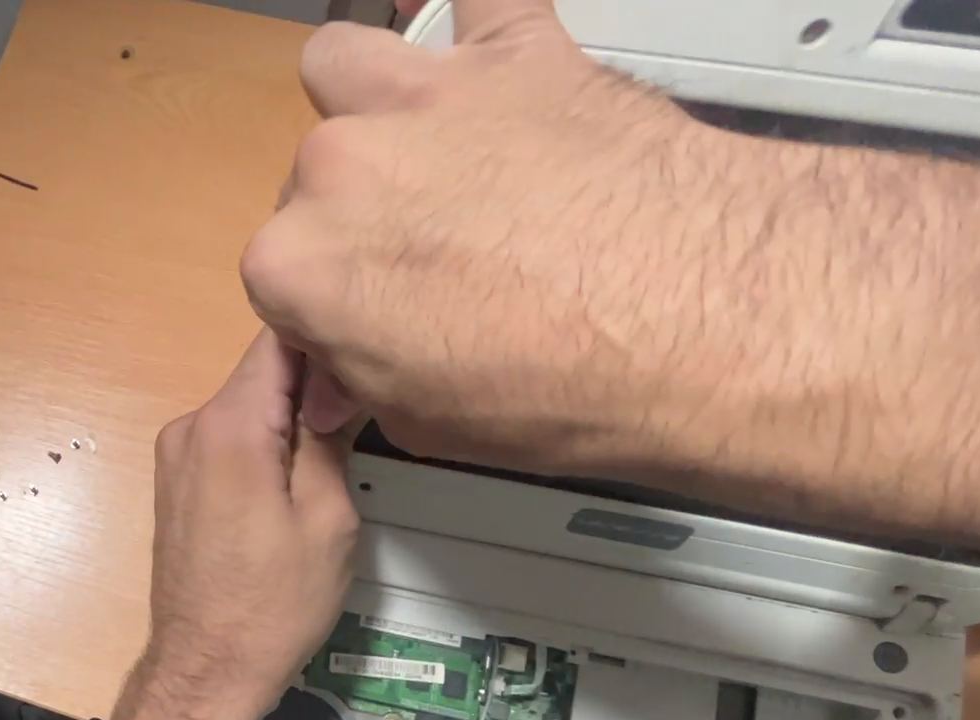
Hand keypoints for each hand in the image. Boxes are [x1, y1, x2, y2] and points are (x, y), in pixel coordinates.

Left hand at [95, 330, 359, 719]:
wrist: (203, 668)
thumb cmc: (274, 604)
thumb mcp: (327, 519)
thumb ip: (328, 435)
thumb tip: (338, 379)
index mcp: (227, 425)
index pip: (279, 338)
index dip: (329, 339)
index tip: (371, 361)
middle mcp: (189, 425)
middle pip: (261, 371)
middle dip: (314, 383)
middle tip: (366, 418)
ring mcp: (175, 453)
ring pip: (246, 404)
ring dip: (290, 416)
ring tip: (335, 456)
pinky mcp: (175, 481)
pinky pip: (227, 437)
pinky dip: (262, 442)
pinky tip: (291, 480)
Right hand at [245, 0, 979, 548]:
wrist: (704, 324)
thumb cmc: (554, 384)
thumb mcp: (416, 419)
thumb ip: (355, 378)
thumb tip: (337, 375)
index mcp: (296, 264)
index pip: (275, 281)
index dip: (318, 308)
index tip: (357, 324)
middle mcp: (338, 169)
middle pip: (308, 183)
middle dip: (349, 219)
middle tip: (412, 257)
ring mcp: (421, 99)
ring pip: (340, 66)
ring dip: (363, 105)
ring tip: (414, 148)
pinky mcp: (516, 48)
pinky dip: (472, 19)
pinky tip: (483, 49)